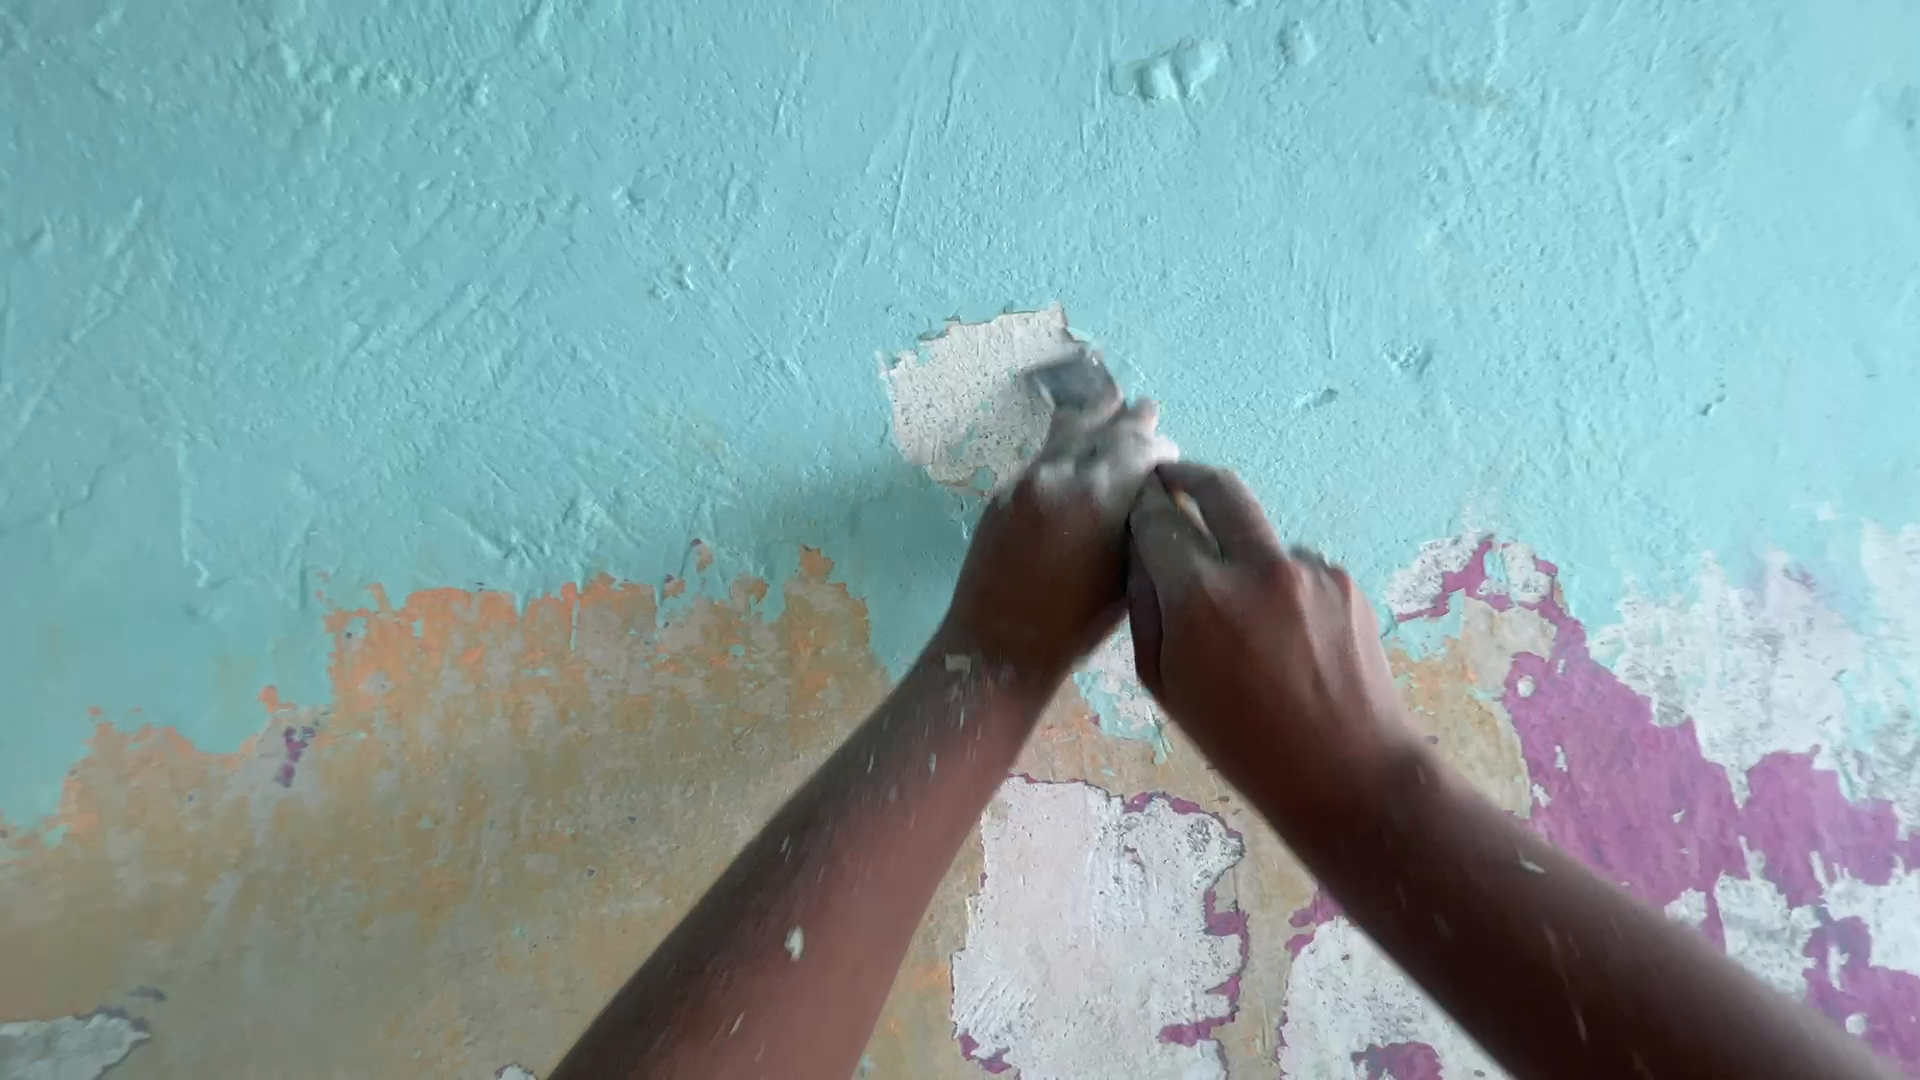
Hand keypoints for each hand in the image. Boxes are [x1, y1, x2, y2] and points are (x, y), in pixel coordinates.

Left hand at [939, 396, 1174, 682]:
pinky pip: (1043, 456)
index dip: (1160, 445)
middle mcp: (1060, 475)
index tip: (1171, 452)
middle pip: (1103, 429)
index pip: (1139, 445)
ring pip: (1067, 433)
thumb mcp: (1127, 573)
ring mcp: (1025, 480)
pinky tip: (1075, 439)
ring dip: (1095, 420)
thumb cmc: (1075, 623)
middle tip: (1148, 410)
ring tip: (1113, 403)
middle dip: (1131, 421)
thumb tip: (1151, 491)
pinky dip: (1066, 446)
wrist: (1000, 643)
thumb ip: (1142, 521)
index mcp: (1099, 496)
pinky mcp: (1003, 492)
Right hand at [1126, 462, 1419, 815]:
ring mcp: (1308, 569)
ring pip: (1257, 533)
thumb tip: (1142, 553)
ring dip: (1238, 549)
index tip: (1138, 502)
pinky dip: (1276, 582)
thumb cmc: (1236, 739)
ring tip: (1243, 611)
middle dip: (1186, 475)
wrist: (1345, 772)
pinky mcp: (1342, 580)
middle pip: (1217, 488)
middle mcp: (1256, 567)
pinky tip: (1284, 631)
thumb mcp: (1163, 682)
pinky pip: (1293, 564)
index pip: (1159, 520)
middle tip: (1171, 477)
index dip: (1143, 507)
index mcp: (1199, 597)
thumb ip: (1145, 606)